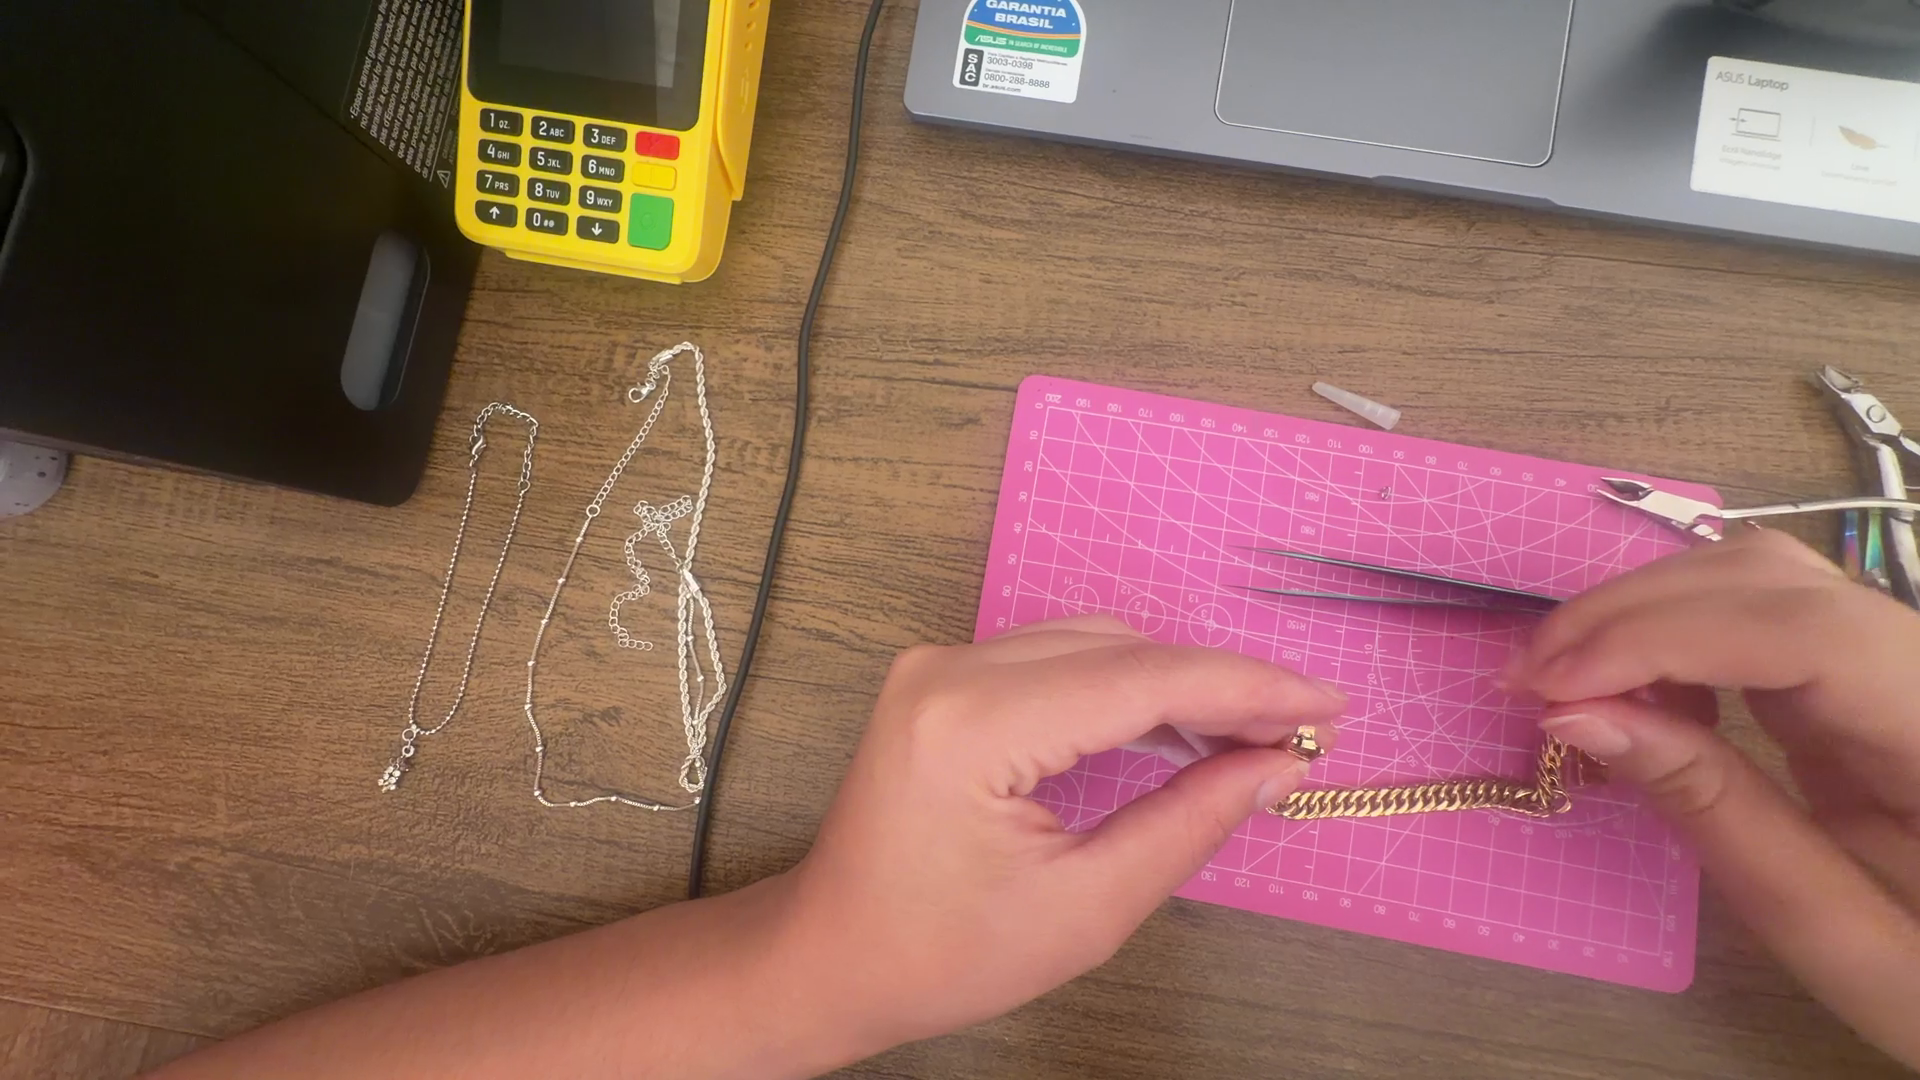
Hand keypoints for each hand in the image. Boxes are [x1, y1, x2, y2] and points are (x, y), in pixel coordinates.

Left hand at [774, 616, 1345, 1062]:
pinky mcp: (943, 672)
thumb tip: (1274, 763)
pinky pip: (1052, 658)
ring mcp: (939, 660)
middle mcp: (949, 666)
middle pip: (1114, 650)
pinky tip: (1169, 716)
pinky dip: (1119, 682)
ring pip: (1087, 644)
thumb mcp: (1083, 908)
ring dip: (1170, 678)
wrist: (832, 947)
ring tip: (1247, 726)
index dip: (1243, 686)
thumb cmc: (945, 953)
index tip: (1326, 703)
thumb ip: (1186, 822)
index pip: (1135, 680)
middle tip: (1296, 726)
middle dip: (1214, 683)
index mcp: (971, 723)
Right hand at [1502, 529, 1919, 1067]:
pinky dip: (1662, 628)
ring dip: (1633, 611)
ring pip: (1751, 574)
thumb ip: (1712, 810)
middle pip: (1764, 578)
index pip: (1805, 635)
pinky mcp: (1869, 670)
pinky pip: (1753, 610)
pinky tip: (1630, 684)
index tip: (1546, 688)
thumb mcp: (1838, 935)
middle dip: (1621, 613)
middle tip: (1528, 676)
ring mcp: (1906, 662)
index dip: (1656, 640)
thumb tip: (1569, 715)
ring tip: (1563, 675)